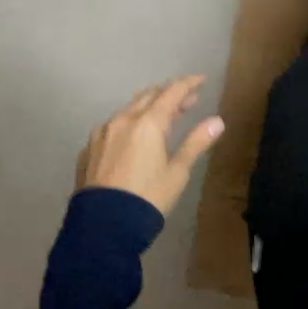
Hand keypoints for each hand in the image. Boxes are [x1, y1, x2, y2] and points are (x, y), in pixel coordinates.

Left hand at [75, 75, 224, 215]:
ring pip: (129, 109)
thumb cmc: (147, 199)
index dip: (188, 84)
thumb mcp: (177, 172)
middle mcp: (123, 120)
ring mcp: (102, 133)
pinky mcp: (89, 149)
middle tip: (188, 100)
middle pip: (149, 95)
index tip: (201, 80)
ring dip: (148, 107)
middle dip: (170, 94)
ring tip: (162, 117)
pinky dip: (129, 124)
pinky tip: (133, 138)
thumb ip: (196, 142)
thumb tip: (217, 121)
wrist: (102, 228)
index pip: (172, 92)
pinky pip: (113, 126)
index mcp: (148, 123)